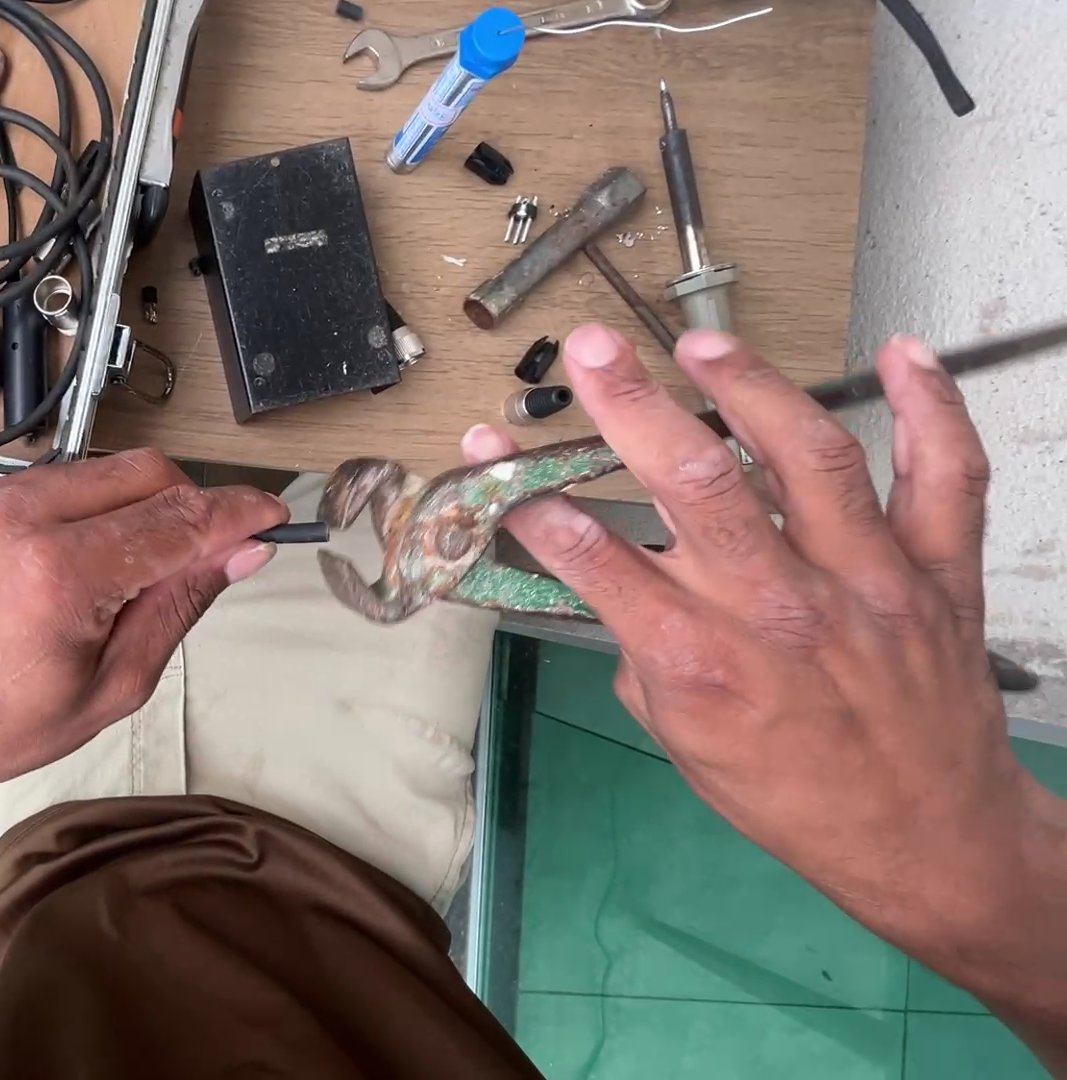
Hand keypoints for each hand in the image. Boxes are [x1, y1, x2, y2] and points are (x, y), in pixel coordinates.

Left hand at [0, 449, 286, 865]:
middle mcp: (16, 518)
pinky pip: (56, 481)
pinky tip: (84, 556)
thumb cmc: (0, 726)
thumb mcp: (115, 684)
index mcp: (58, 576)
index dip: (236, 513)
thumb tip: (239, 553)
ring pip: (102, 469)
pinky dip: (90, 508)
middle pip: (145, 471)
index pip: (178, 519)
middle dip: (191, 504)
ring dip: (139, 505)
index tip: (269, 514)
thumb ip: (181, 604)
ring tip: (131, 569)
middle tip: (205, 552)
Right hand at [463, 325, 1066, 1051]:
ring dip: (748, 388)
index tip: (485, 451)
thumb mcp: (664, 723)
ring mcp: (866, 578)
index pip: (589, 556)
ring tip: (699, 343)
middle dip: (631, 406)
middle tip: (591, 350)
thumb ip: (633, 636)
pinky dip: (931, 408)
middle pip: (695, 483)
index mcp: (691, 653)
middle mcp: (774, 605)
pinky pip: (950, 476)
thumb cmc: (771, 786)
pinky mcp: (939, 571)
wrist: (922, 838)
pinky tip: (899, 355)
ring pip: (809, 458)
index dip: (527, 495)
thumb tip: (608, 576)